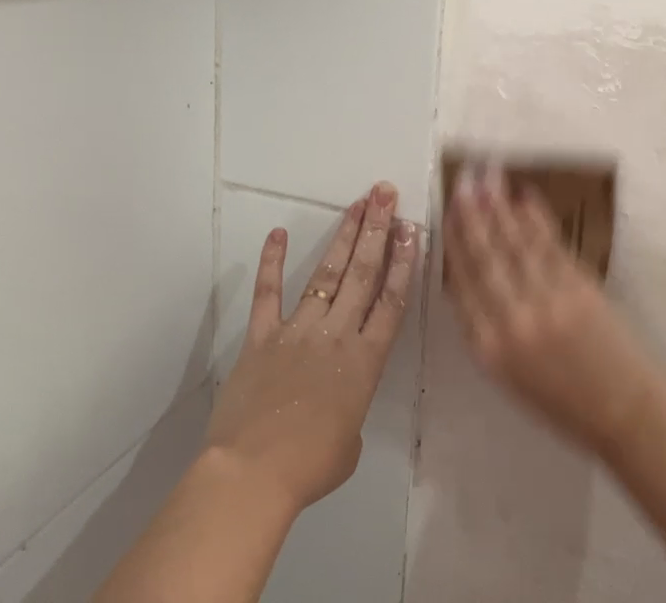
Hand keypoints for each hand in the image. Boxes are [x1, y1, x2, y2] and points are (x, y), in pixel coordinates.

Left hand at [203, 182, 420, 513]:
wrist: (254, 471)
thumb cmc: (310, 465)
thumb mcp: (349, 443)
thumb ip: (350, 413)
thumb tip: (335, 408)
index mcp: (366, 362)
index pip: (391, 301)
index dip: (404, 263)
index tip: (412, 230)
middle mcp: (337, 335)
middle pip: (363, 274)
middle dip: (378, 230)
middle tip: (385, 194)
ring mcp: (298, 331)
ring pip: (326, 273)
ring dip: (344, 237)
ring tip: (358, 204)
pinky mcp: (261, 336)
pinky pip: (268, 293)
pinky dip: (272, 261)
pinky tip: (277, 232)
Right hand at [444, 165, 664, 457]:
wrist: (624, 412)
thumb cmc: (562, 402)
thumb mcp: (508, 376)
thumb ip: (485, 329)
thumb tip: (467, 281)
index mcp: (488, 349)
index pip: (461, 284)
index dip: (453, 243)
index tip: (447, 212)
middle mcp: (511, 322)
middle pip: (484, 257)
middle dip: (471, 214)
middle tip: (462, 178)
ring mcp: (547, 302)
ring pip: (514, 245)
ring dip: (499, 207)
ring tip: (486, 176)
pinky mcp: (578, 289)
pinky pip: (549, 246)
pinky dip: (535, 219)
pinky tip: (523, 197)